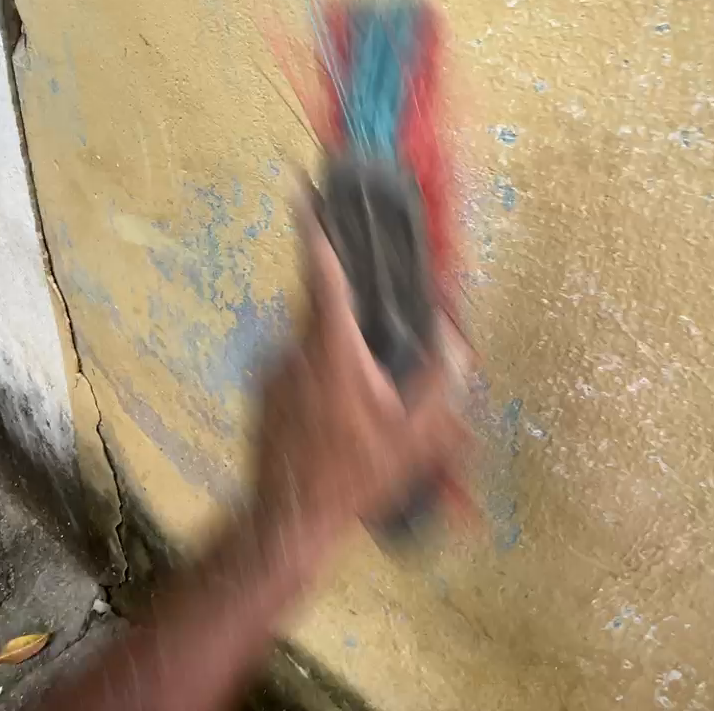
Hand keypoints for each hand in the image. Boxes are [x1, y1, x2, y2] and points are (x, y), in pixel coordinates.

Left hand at [248, 203, 472, 556]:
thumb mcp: (414, 435)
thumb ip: (442, 380)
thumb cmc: (353, 474)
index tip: (302, 189)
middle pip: (323, 307)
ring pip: (312, 341)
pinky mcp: (260, 392)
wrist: (285, 523)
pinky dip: (318, 377)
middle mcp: (296, 349)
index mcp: (334, 348)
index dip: (313, 228)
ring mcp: (272, 371)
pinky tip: (333, 419)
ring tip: (358, 403)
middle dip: (349, 311)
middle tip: (373, 350)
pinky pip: (296, 366)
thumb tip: (453, 336)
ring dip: (337, 355)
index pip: (323, 274)